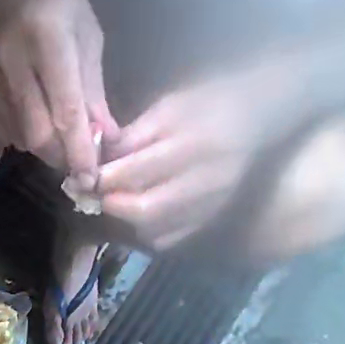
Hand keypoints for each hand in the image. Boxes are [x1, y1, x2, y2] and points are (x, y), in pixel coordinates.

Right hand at [0, 0, 112, 183]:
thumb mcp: (87, 37)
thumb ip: (95, 93)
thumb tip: (107, 141)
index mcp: (48, 41)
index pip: (66, 112)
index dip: (80, 152)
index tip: (91, 179)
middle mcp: (12, 60)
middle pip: (39, 136)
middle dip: (62, 157)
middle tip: (77, 160)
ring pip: (20, 138)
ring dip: (45, 148)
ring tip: (59, 137)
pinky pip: (3, 130)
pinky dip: (24, 137)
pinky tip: (35, 120)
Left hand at [98, 66, 296, 248]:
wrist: (259, 119)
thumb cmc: (211, 102)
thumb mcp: (171, 105)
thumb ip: (135, 135)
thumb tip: (98, 158)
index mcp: (195, 144)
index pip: (141, 171)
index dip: (107, 179)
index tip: (85, 177)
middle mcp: (205, 182)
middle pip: (148, 211)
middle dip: (114, 207)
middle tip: (95, 197)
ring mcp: (210, 207)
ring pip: (157, 232)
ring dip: (127, 225)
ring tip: (112, 206)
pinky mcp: (210, 221)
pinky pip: (170, 240)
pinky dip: (146, 235)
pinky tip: (135, 220)